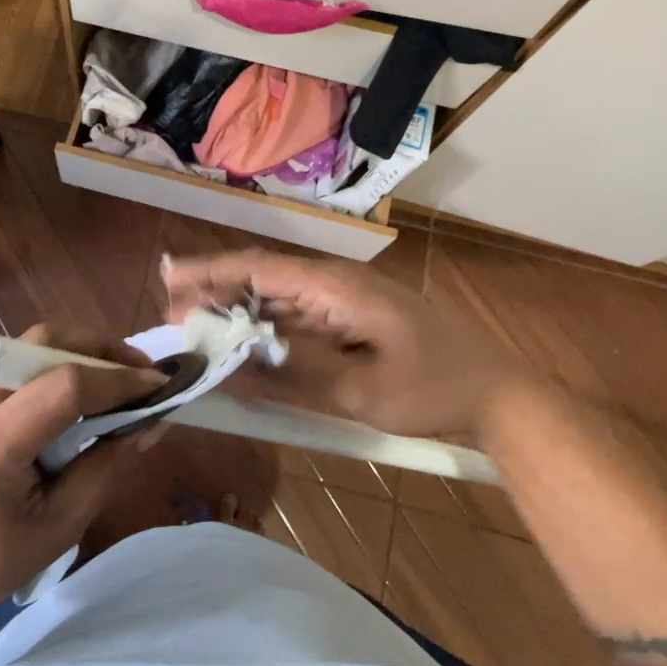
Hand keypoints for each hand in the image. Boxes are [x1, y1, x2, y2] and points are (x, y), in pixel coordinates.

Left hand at [0, 328, 165, 665]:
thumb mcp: (58, 526)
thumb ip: (105, 467)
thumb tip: (149, 424)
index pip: (67, 384)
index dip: (120, 379)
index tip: (160, 385)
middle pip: (43, 341)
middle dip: (99, 346)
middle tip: (140, 370)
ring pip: (24, 350)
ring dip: (71, 357)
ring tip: (110, 384)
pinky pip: (4, 371)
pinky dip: (41, 376)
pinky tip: (63, 407)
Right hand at [163, 250, 536, 438]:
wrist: (498, 396)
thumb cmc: (433, 389)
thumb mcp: (360, 390)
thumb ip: (294, 374)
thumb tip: (234, 366)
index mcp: (336, 287)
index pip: (259, 269)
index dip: (210, 272)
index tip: (168, 279)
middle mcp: (334, 285)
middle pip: (262, 281)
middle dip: (215, 294)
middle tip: (170, 316)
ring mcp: (344, 304)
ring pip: (277, 302)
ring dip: (237, 316)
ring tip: (194, 332)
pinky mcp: (352, 323)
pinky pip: (297, 321)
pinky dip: (266, 333)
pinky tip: (242, 349)